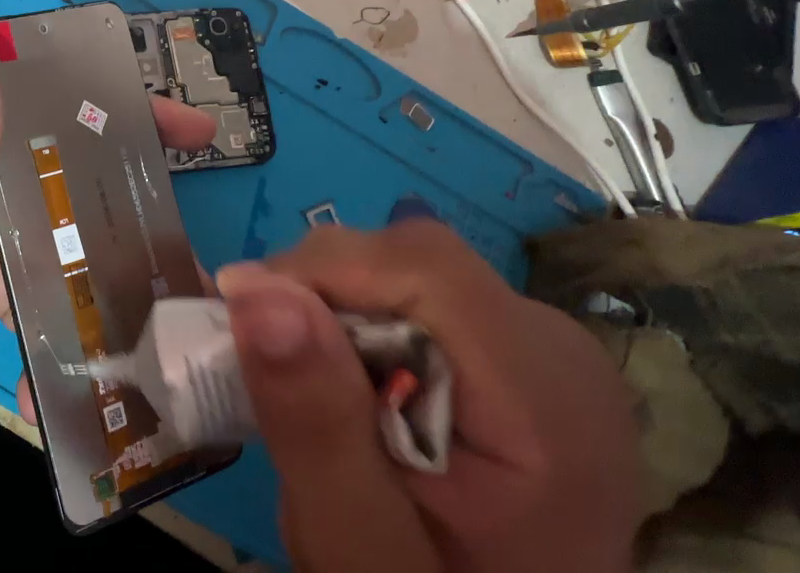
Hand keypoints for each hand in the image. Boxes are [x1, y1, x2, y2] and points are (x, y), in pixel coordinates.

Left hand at [0, 28, 216, 414]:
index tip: (191, 128)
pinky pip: (50, 298)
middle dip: (143, 194)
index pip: (56, 109)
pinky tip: (113, 361)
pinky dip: (79, 322)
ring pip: (75, 238)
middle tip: (205, 237)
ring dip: (122, 261)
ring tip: (185, 301)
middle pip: (80, 175)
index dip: (122, 109)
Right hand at [221, 221, 642, 572]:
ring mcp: (545, 347)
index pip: (419, 265)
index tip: (239, 318)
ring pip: (407, 268)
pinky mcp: (517, 350)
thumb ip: (314, 424)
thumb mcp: (353, 539)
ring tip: (304, 381)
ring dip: (331, 305)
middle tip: (266, 367)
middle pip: (411, 260)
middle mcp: (559, 351)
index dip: (316, 271)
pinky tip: (345, 376)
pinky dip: (359, 318)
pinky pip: (420, 293)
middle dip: (317, 292)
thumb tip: (255, 292)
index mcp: (545, 402)